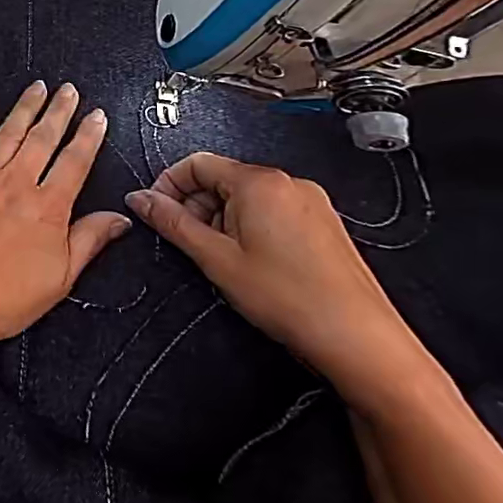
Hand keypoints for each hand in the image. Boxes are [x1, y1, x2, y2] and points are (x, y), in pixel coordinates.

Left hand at [0, 82, 130, 351]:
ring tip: (38, 87)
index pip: (76, 160)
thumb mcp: (58, 278)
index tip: (97, 116)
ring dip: (27, 105)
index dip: (89, 135)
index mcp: (48, 206)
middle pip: (45, 136)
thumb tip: (119, 220)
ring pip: (11, 130)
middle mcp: (18, 181)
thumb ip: (89, 240)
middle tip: (69, 90)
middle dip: (60, 110)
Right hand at [124, 154, 438, 412]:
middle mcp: (287, 182)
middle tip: (188, 243)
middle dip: (197, 206)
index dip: (170, 185)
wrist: (360, 340)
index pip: (197, 162)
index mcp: (258, 182)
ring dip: (224, 221)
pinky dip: (251, 229)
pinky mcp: (321, 223)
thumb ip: (173, 223)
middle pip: (222, 179)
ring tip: (224, 262)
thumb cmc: (295, 301)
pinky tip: (253, 265)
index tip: (156, 209)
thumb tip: (142, 200)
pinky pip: (273, 211)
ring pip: (247, 198)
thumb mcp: (217, 260)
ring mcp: (308, 202)